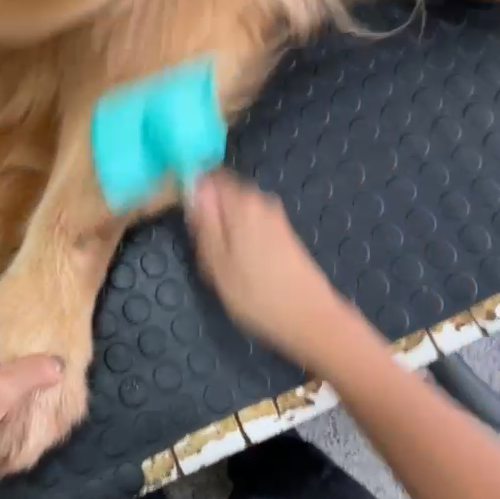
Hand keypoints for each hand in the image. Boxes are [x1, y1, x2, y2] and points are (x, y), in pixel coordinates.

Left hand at [0, 308, 64, 477]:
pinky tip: (21, 387)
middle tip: (54, 339)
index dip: (20, 305)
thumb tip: (60, 362)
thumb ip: (32, 373)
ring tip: (45, 361)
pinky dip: (2, 378)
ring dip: (14, 361)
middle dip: (23, 337)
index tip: (46, 309)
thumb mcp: (0, 391)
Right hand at [185, 170, 369, 364]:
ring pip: (236, 216)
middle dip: (209, 220)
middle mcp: (261, 201)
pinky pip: (251, 228)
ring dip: (224, 235)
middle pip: (222, 198)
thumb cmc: (256, 295)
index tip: (188, 223)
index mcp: (241, 202)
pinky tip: (242, 273)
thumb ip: (203, 221)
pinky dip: (241, 243)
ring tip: (222, 269)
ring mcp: (276, 218)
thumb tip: (194, 190)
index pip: (207, 179)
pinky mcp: (285, 235)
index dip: (193, 195)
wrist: (310, 319)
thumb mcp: (216, 262)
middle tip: (205, 256)